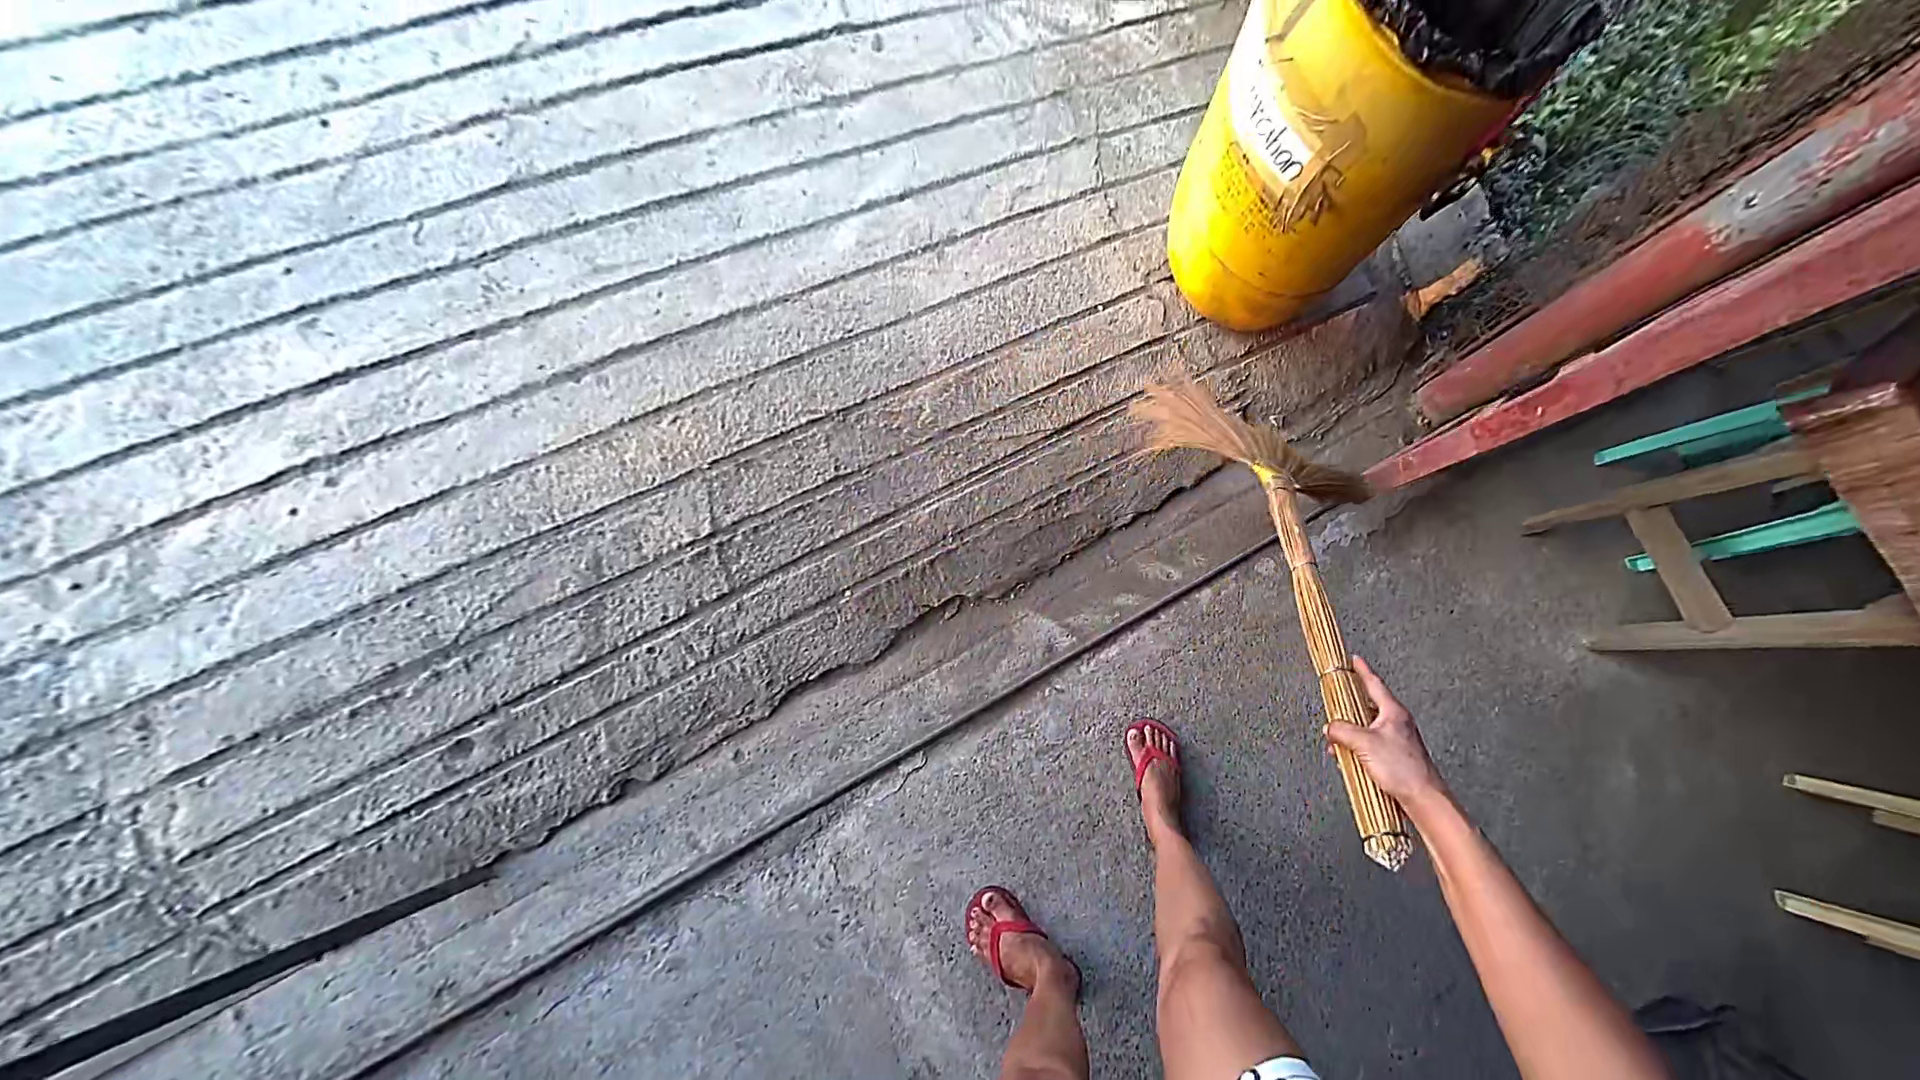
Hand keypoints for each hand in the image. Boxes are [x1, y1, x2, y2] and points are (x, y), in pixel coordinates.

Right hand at [1325, 656, 1446, 806]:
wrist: (1423, 798)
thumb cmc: (1403, 769)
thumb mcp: (1364, 742)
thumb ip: (1341, 730)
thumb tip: (1330, 727)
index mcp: (1393, 713)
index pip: (1374, 684)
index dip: (1362, 670)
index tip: (1354, 660)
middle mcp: (1396, 723)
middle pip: (1367, 705)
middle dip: (1348, 707)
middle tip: (1335, 704)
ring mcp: (1395, 739)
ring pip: (1365, 727)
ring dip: (1349, 733)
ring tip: (1337, 741)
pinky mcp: (1393, 756)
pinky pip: (1368, 744)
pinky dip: (1355, 747)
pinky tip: (1347, 757)